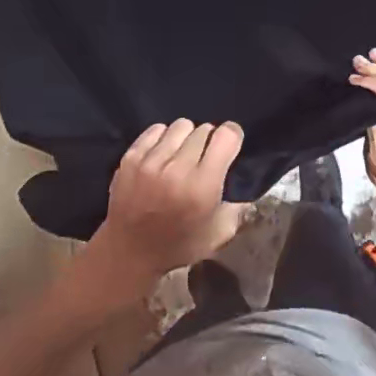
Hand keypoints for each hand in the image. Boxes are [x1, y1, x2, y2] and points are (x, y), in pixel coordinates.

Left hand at [85, 119, 246, 293]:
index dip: (232, 136)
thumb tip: (245, 182)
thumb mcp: (218, 234)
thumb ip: (236, 206)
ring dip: (186, 137)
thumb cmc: (178, 245)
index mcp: (202, 187)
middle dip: (209, 141)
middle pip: (203, 130)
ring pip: (180, 125)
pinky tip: (163, 153)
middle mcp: (177, 169)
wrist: (129, 250)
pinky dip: (163, 138)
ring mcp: (151, 161)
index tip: (230, 143)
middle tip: (204, 157)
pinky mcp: (131, 157)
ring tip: (182, 153)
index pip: (225, 136)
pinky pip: (156, 130)